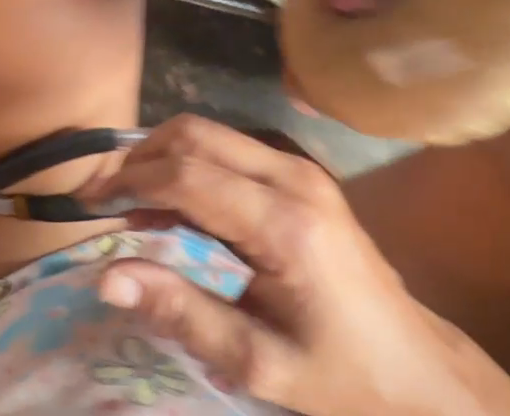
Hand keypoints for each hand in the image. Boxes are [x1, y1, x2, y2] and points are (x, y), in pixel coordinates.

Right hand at [81, 115, 509, 415]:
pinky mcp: (302, 176)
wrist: (421, 372)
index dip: (128, 181)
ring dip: (158, 157)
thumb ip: (180, 313)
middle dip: (137, 158)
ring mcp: (301, 170)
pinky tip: (167, 205)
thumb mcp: (257, 363)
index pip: (185, 175)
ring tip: (125, 201)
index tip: (88, 204)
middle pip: (193, 135)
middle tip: (99, 197)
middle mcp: (293, 179)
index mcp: (284, 224)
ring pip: (208, 133)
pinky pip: (228, 148)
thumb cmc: (341, 376)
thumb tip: (106, 277)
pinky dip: (186, 164)